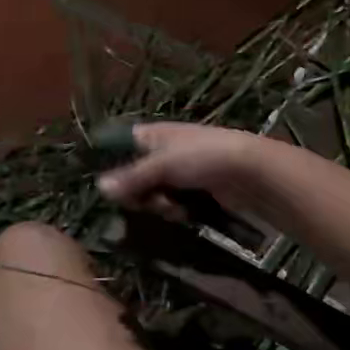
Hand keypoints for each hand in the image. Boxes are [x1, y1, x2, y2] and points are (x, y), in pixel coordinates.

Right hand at [95, 122, 267, 215]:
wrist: (250, 171)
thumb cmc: (203, 157)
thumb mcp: (162, 165)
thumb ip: (131, 177)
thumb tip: (99, 187)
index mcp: (154, 135)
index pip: (121, 146)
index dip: (114, 166)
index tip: (111, 186)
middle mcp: (165, 151)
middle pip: (136, 176)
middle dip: (140, 193)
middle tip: (148, 202)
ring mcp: (182, 172)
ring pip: (154, 194)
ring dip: (160, 205)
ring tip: (174, 209)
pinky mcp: (197, 191)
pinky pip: (174, 203)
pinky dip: (176, 211)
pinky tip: (185, 214)